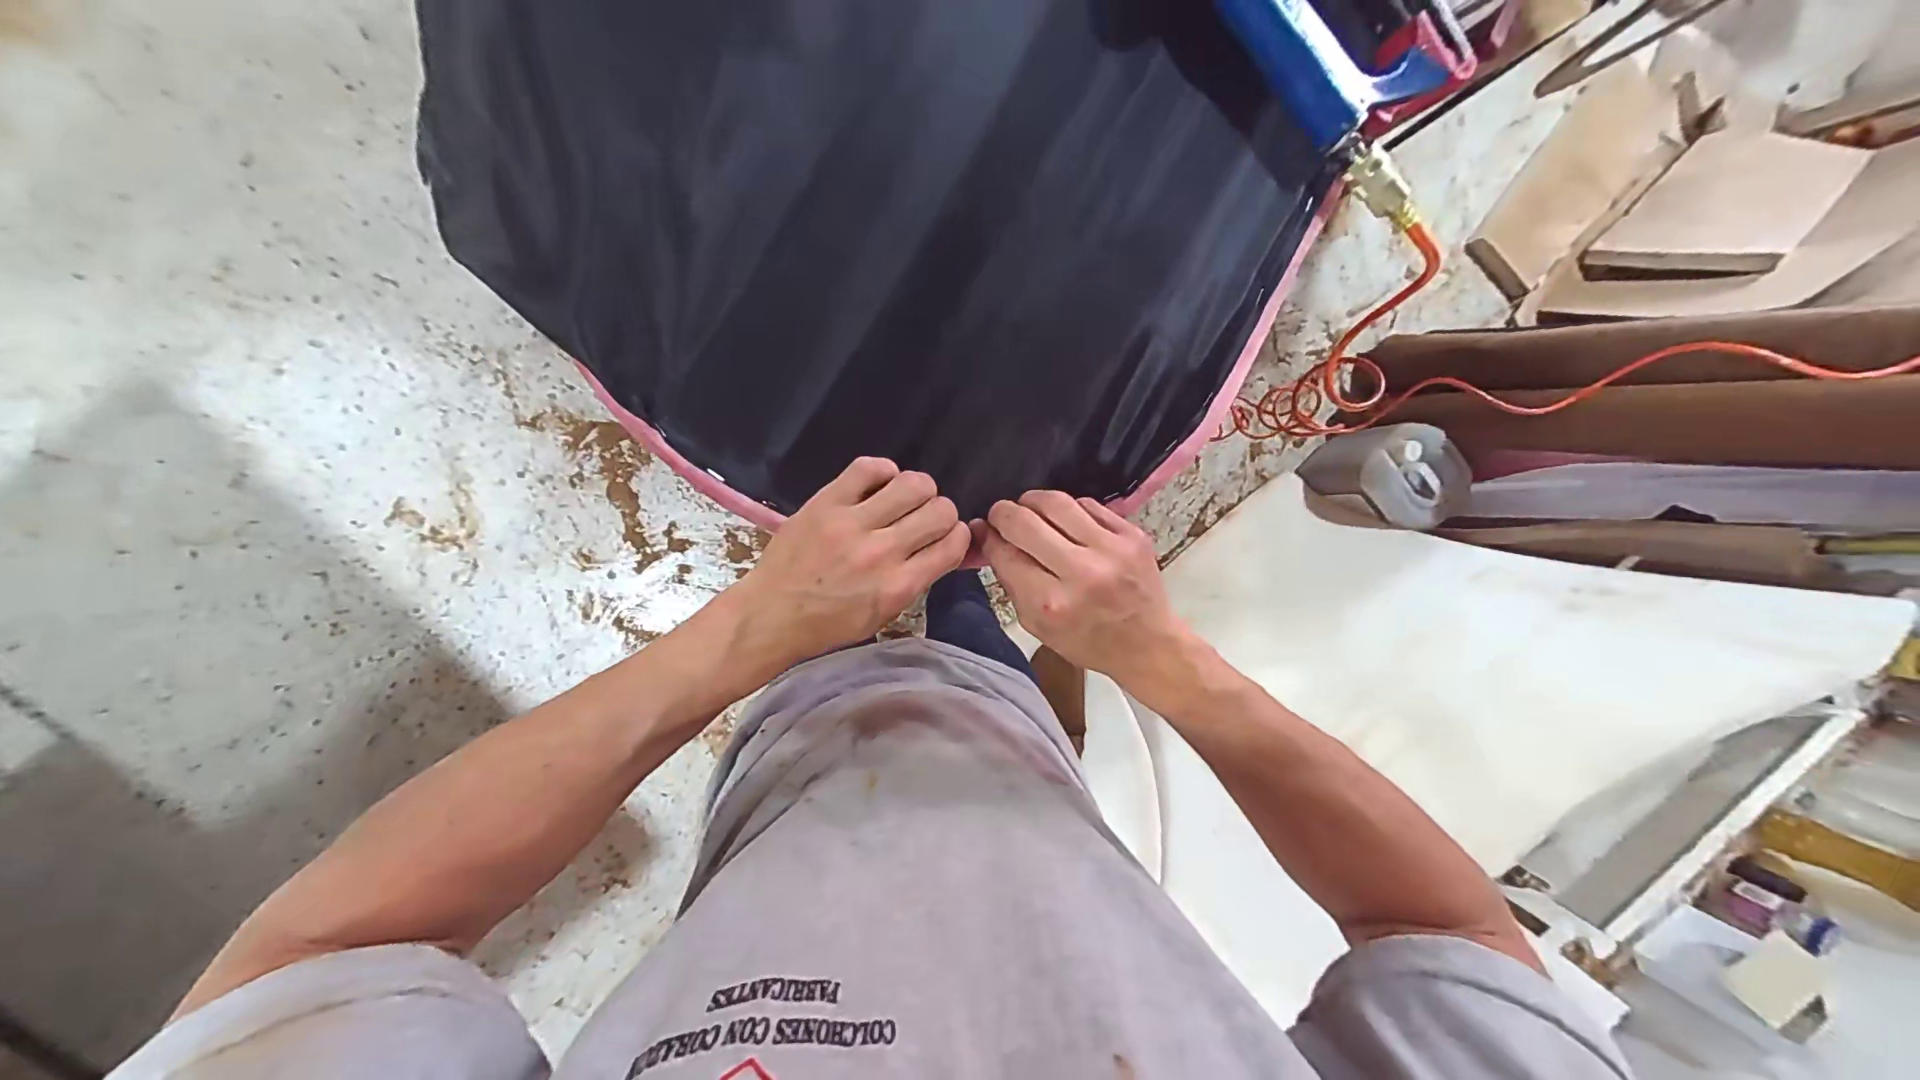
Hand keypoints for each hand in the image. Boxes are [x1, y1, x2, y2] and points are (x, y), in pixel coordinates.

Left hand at [731, 457, 968, 663]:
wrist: (771, 614)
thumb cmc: (829, 623)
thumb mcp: (883, 614)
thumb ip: (918, 580)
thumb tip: (953, 550)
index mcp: (898, 586)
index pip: (952, 544)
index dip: (958, 536)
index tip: (947, 536)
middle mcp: (881, 552)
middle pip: (940, 510)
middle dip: (942, 512)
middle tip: (924, 519)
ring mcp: (851, 523)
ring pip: (912, 484)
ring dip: (919, 490)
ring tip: (904, 500)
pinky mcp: (825, 502)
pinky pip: (868, 468)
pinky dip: (884, 471)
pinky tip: (881, 484)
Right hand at [981, 492, 1194, 685]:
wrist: (1148, 644)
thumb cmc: (1087, 640)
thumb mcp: (1037, 626)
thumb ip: (1011, 582)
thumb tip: (989, 538)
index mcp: (1052, 603)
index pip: (1005, 553)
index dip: (988, 536)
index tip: (984, 530)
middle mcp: (1082, 573)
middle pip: (1024, 521)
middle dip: (1003, 513)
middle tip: (1001, 516)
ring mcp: (1111, 550)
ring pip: (1055, 502)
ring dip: (1032, 502)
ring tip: (1029, 510)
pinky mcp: (1132, 535)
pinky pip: (1086, 504)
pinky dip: (1067, 509)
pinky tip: (1064, 521)